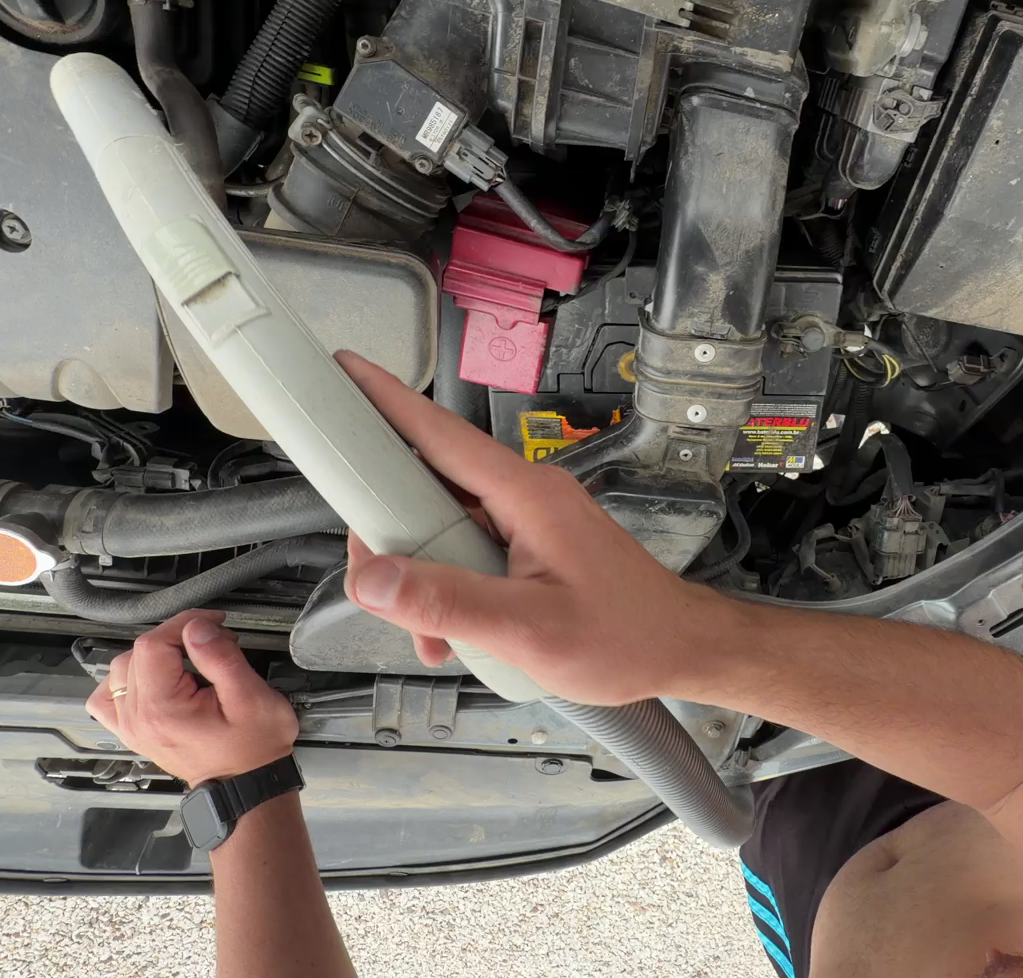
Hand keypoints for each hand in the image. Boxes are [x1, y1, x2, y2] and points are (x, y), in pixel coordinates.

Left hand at [86, 610, 297, 785]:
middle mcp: (136, 719)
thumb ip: (221, 658)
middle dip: (176, 635)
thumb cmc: (254, 743)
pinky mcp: (133, 731)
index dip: (183, 623)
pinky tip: (156, 677)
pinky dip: (128, 678)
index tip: (215, 622)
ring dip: (154, 654)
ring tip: (190, 656)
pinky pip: (109, 697)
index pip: (152, 645)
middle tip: (214, 640)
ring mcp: (129, 727)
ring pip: (119, 670)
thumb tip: (198, 628)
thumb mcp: (250, 696)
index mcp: (162, 709)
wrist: (245, 782)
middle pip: (135, 653)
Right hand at [336, 351, 743, 705]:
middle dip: (391, 533)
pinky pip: (472, 550)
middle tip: (377, 586)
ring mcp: (531, 519)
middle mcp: (527, 494)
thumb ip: (448, 601)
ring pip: (446, 525)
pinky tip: (454, 634)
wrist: (680, 649)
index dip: (386, 401)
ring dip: (422, 574)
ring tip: (429, 632)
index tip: (342, 372)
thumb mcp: (528, 629)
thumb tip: (372, 577)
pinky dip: (451, 587)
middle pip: (430, 485)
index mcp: (527, 494)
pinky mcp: (533, 545)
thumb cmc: (626, 636)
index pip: (442, 434)